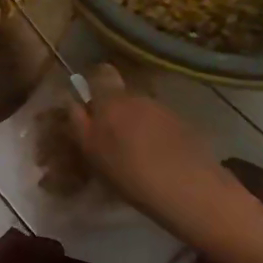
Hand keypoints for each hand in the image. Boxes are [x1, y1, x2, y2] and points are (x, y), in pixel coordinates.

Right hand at [66, 63, 231, 218]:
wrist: (190, 189)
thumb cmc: (128, 171)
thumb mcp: (91, 151)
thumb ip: (78, 123)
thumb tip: (72, 102)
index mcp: (111, 100)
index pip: (101, 73)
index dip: (95, 82)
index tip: (90, 102)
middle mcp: (139, 97)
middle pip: (122, 95)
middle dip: (115, 110)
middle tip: (109, 138)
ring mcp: (166, 110)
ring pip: (143, 110)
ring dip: (136, 125)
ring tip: (134, 154)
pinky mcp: (186, 127)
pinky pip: (162, 125)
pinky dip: (156, 137)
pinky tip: (156, 161)